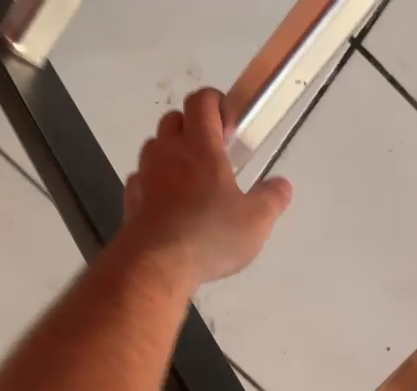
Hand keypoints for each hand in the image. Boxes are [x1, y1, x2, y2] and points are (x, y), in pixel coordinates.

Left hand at [120, 88, 292, 285]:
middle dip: (194, 128)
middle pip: (175, 120)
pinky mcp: (133, 197)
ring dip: (174, 156)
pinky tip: (174, 206)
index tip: (231, 123)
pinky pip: (146, 179)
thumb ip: (272, 199)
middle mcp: (168, 151)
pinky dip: (159, 184)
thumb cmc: (211, 234)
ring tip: (195, 185)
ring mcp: (146, 173)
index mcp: (201, 147)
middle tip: (216, 155)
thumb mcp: (256, 221)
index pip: (202, 102)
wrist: (157, 262)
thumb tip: (282, 185)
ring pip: (157, 148)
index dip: (216, 104)